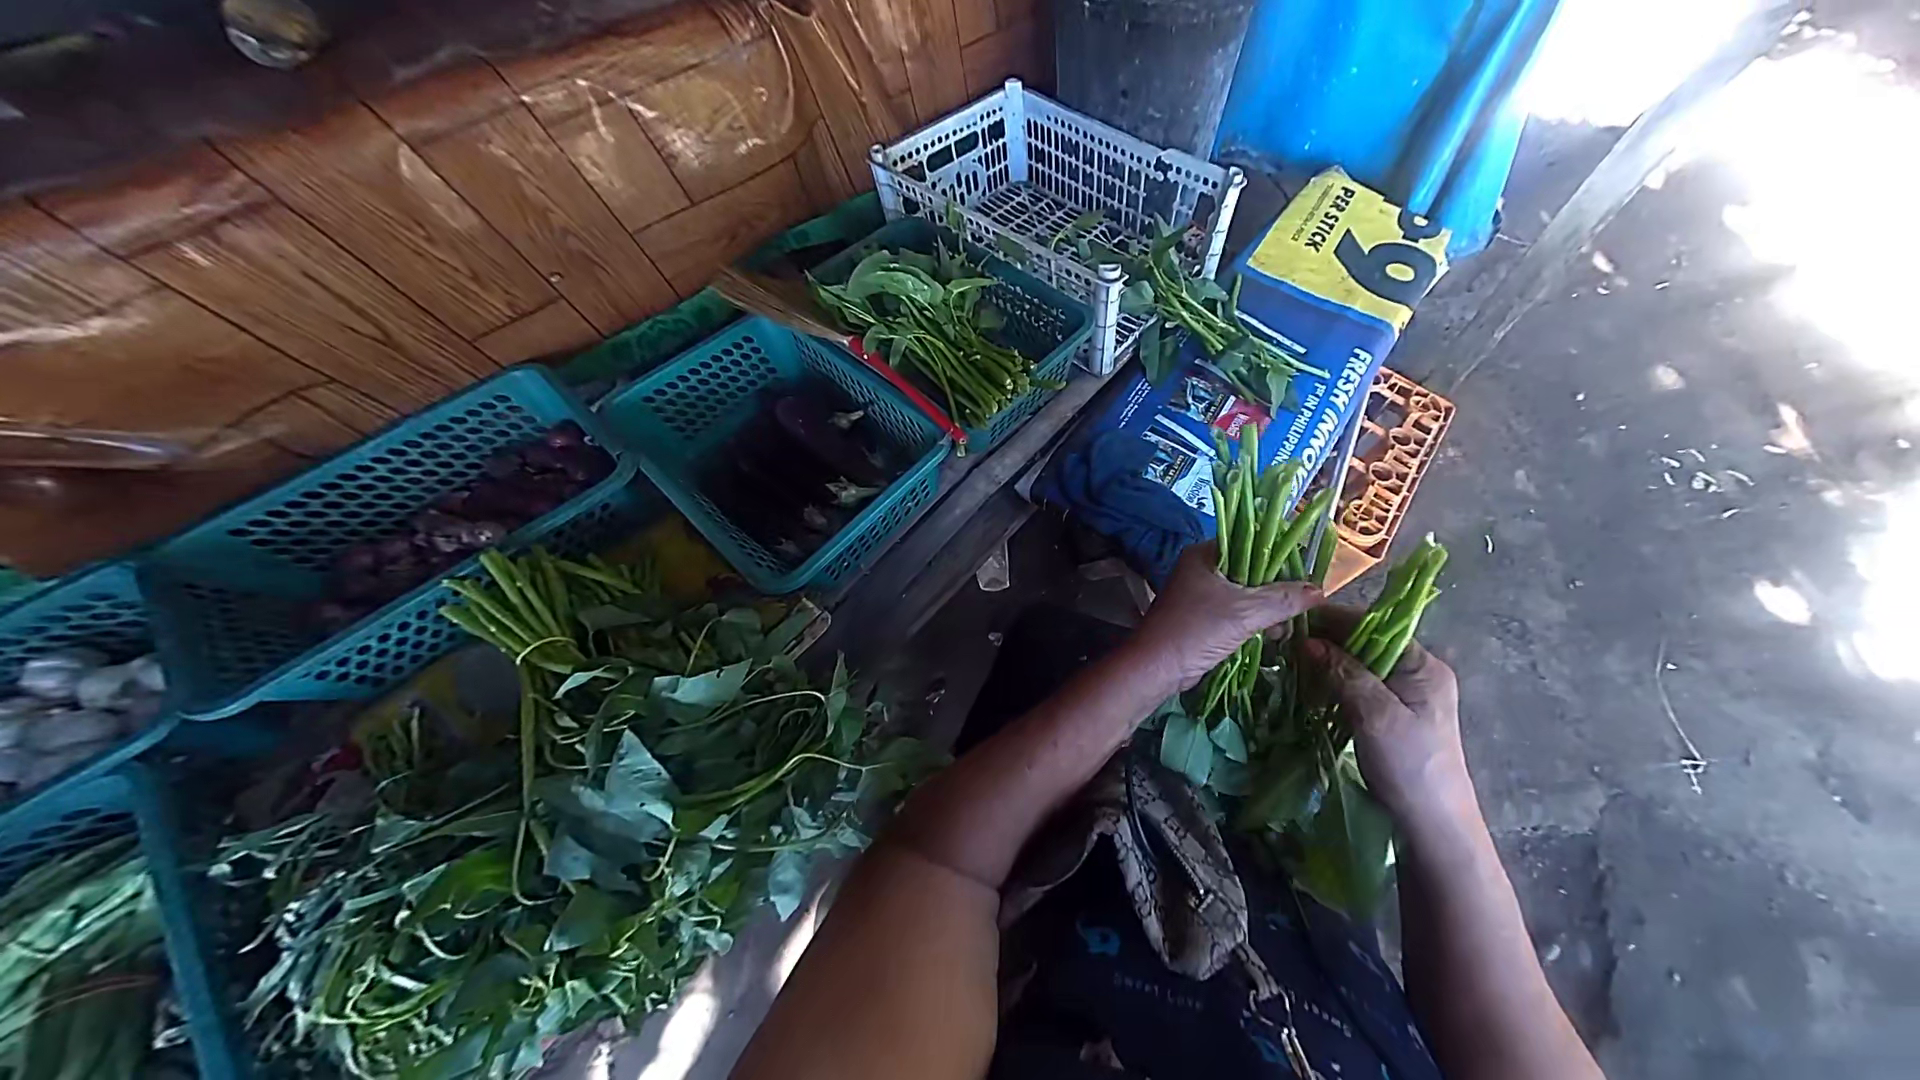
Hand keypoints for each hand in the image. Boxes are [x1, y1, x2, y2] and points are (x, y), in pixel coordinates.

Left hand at [1130, 542, 1322, 690]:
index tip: (1304, 575)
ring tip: (1285, 627)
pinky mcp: (1202, 616)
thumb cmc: (1197, 630)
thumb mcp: (1247, 612)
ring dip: (1268, 609)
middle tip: (1298, 606)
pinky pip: (1236, 611)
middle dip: (1276, 589)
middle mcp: (1201, 568)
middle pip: (1251, 570)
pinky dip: (1254, 621)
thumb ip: (1284, 599)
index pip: (1251, 542)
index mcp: (1205, 554)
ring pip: (1246, 593)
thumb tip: (1320, 591)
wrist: (1158, 667)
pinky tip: (1272, 635)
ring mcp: (1200, 592)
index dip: (1280, 557)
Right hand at [1301, 616, 1476, 829]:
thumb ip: (1344, 672)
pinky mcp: (1387, 712)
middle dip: (1324, 638)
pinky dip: (1329, 680)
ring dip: (1324, 660)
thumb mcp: (1375, 714)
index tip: (1292, 620)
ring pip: (1355, 663)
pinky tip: (1307, 684)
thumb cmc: (1410, 766)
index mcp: (1423, 665)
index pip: (1373, 625)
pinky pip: (1353, 683)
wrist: (1431, 824)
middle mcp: (1414, 672)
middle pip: (1363, 641)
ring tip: (1288, 659)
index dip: (1333, 619)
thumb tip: (1308, 641)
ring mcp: (1401, 693)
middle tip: (1283, 640)